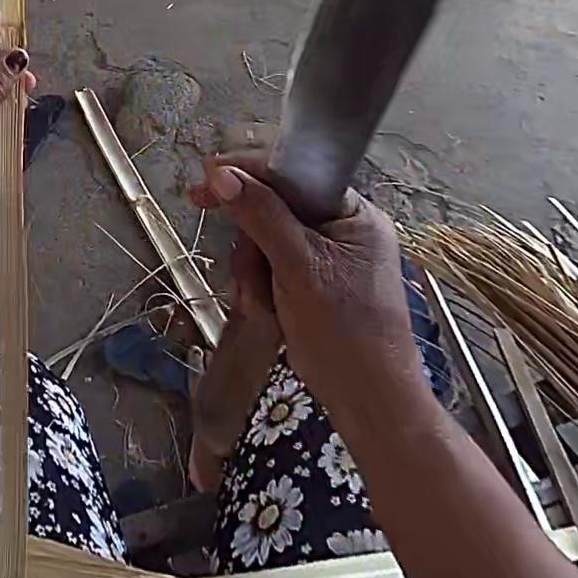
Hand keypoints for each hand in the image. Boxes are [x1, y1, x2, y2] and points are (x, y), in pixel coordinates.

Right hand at [188, 153, 420, 420]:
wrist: (371, 405)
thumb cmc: (344, 335)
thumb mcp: (298, 267)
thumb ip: (261, 216)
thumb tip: (221, 174)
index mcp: (352, 212)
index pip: (292, 173)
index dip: (248, 172)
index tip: (206, 177)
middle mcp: (342, 226)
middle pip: (275, 205)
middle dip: (252, 237)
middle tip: (242, 265)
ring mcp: (329, 255)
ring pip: (268, 237)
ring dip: (255, 268)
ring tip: (265, 302)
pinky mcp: (315, 280)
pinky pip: (274, 263)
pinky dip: (263, 283)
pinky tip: (269, 308)